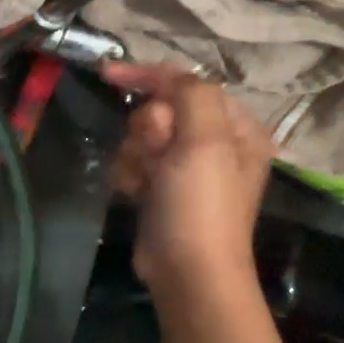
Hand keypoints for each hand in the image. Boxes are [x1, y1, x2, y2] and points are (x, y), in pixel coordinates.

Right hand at [102, 62, 275, 290]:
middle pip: (158, 111)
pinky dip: (128, 175)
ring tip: (144, 182)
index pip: (188, 84)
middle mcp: (214, 143)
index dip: (149, 76)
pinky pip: (132, 163)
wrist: (187, 268)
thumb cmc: (200, 204)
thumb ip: (191, 96)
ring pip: (139, 138)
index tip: (107, 74)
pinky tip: (135, 193)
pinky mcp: (161, 188)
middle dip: (146, 130)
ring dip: (133, 156)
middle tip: (155, 154)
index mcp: (236, 127)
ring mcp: (185, 167)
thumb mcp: (205, 141)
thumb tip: (167, 77)